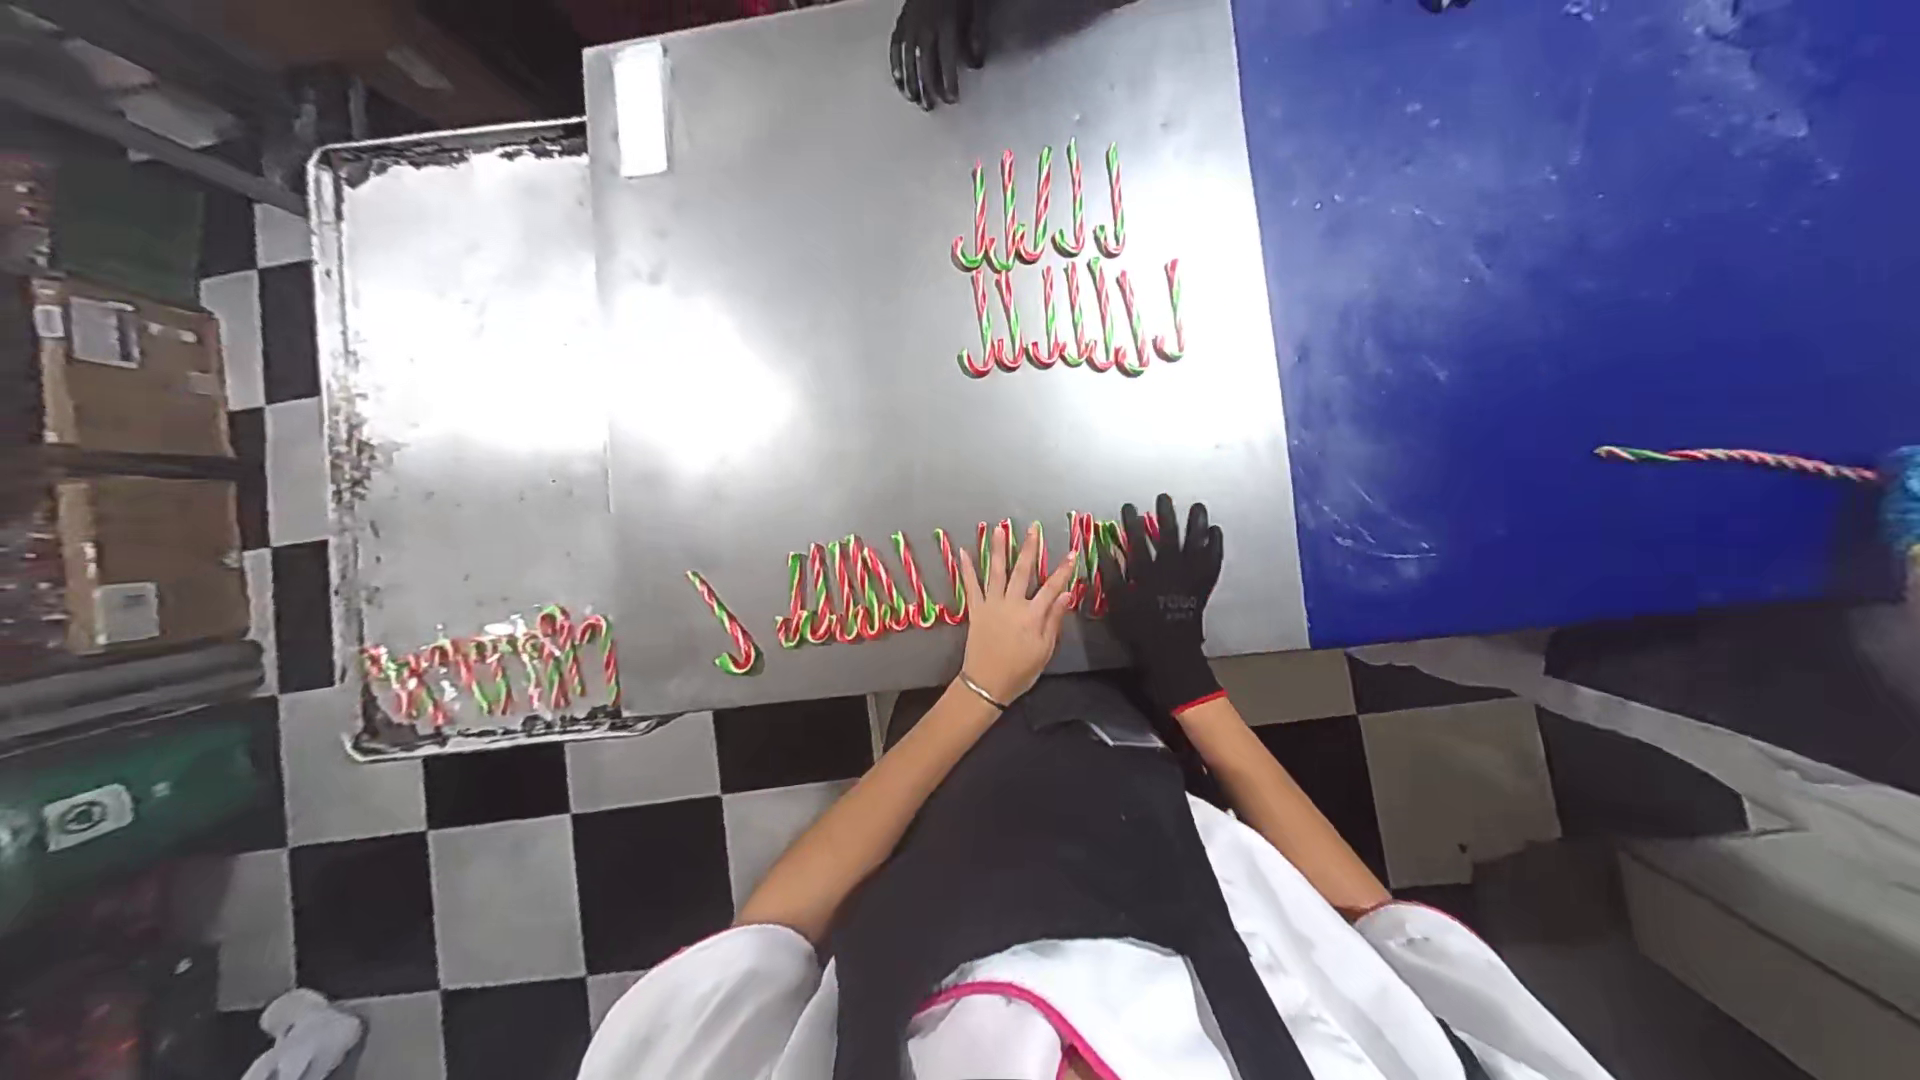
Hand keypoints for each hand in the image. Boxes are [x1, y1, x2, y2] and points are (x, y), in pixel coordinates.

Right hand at [890, 0, 985, 109]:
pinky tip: (898, 82)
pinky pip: (895, 48)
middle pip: (926, 66)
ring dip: (912, 83)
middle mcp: (925, 28)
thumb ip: (973, 38)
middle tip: (932, 106)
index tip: (951, 99)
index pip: (947, 61)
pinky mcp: (901, 23)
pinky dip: (896, 66)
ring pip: (909, 61)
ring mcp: (911, 26)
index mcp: (945, 25)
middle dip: (929, 88)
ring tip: (915, 100)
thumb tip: (975, 65)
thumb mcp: (971, 10)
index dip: (949, 82)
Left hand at [957, 521, 1074, 703]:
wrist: (986, 684)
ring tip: (998, 529)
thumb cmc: (1020, 671)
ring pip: (996, 571)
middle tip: (1032, 529)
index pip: (1053, 586)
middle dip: (1029, 548)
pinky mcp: (976, 610)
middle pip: (1023, 571)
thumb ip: (1054, 620)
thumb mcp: (1045, 650)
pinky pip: (971, 586)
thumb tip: (1067, 594)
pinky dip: (967, 569)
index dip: (1063, 569)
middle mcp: (1012, 604)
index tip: (1071, 552)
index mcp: (1033, 614)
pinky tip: (964, 552)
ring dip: (997, 549)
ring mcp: (992, 605)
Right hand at [1099, 494, 1224, 715]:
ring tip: (1197, 506)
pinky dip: (1215, 545)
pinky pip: (1212, 560)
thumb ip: (1111, 574)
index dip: (1131, 521)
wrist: (1170, 649)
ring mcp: (1190, 575)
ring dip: (1195, 523)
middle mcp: (1170, 567)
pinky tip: (1215, 532)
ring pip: (1195, 543)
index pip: (1137, 539)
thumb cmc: (1139, 627)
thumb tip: (1103, 550)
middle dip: (1165, 514)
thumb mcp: (1117, 602)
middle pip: (1169, 534)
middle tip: (1163, 498)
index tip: (1128, 507)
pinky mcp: (1203, 584)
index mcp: (1146, 571)